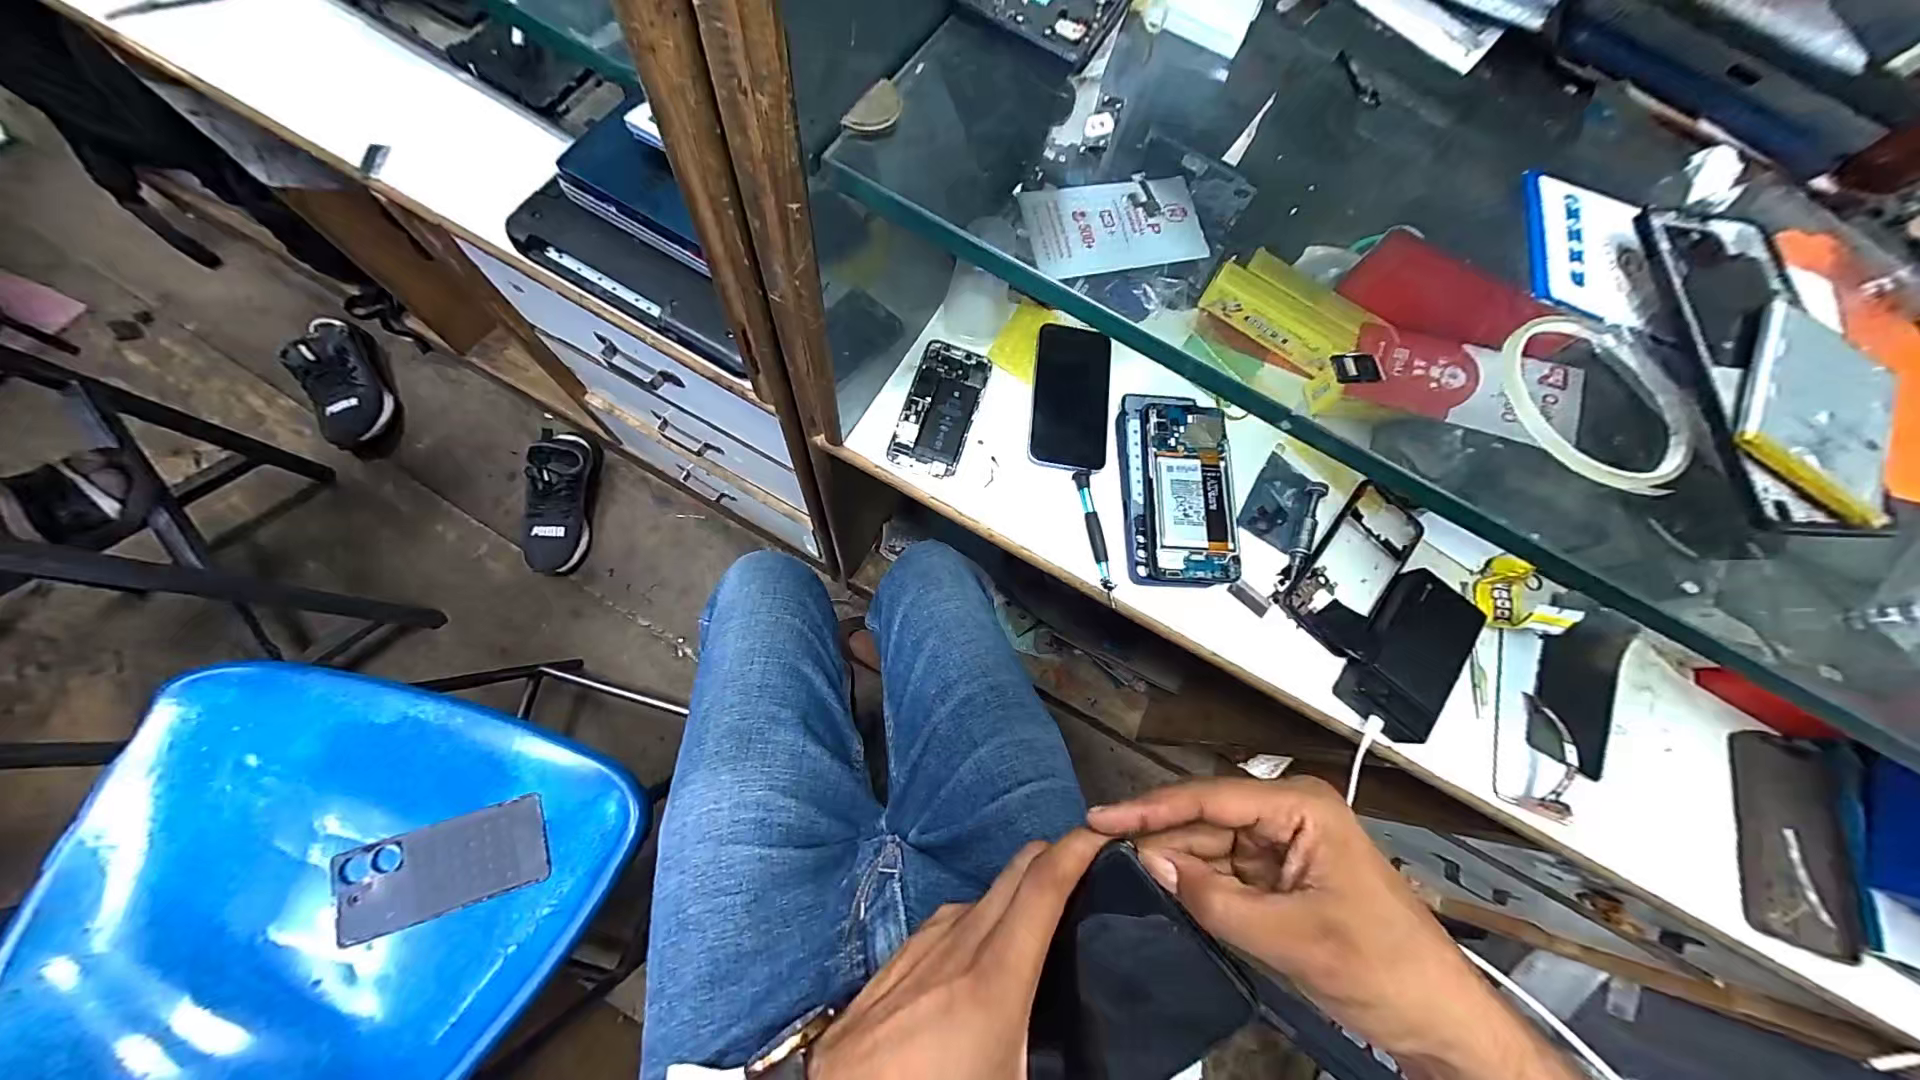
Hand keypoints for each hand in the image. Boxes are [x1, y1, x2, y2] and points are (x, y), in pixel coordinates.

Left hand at [807, 828, 1105, 1079]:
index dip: (1078, 847)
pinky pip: (955, 916)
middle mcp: (960, 941)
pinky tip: (985, 954)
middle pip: (1019, 869)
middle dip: (1058, 858)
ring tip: (1044, 922)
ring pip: (988, 893)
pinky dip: (984, 917)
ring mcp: (926, 942)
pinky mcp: (901, 953)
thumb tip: (1098, 1053)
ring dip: (1021, 892)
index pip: (1045, 883)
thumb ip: (1057, 1055)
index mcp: (994, 977)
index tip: (1106, 832)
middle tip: (1092, 876)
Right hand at [1089, 777, 1577, 1079]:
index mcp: (1299, 807)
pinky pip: (1224, 872)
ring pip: (1209, 846)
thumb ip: (1215, 899)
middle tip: (1100, 850)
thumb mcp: (1294, 938)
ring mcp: (1281, 845)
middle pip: (1204, 820)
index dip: (1150, 808)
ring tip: (1120, 870)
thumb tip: (1150, 863)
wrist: (1443, 1025)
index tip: (1101, 817)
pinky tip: (1161, 889)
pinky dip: (1194, 884)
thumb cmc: (1383, 969)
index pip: (1209, 798)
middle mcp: (1285, 815)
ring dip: (1173, 863)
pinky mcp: (1278, 876)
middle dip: (1158, 838)